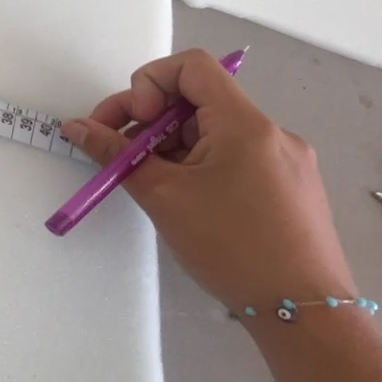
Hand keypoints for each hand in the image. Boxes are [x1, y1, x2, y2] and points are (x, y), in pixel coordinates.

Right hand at [60, 50, 355, 312]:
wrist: (305, 314)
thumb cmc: (231, 244)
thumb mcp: (160, 193)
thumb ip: (112, 151)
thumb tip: (76, 126)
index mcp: (247, 126)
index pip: (192, 68)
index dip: (149, 83)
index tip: (134, 122)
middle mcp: (271, 134)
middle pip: (194, 99)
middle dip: (144, 116)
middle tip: (112, 148)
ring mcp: (282, 161)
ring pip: (206, 129)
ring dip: (163, 142)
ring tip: (143, 177)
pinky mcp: (284, 186)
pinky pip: (226, 153)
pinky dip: (190, 160)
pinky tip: (176, 192)